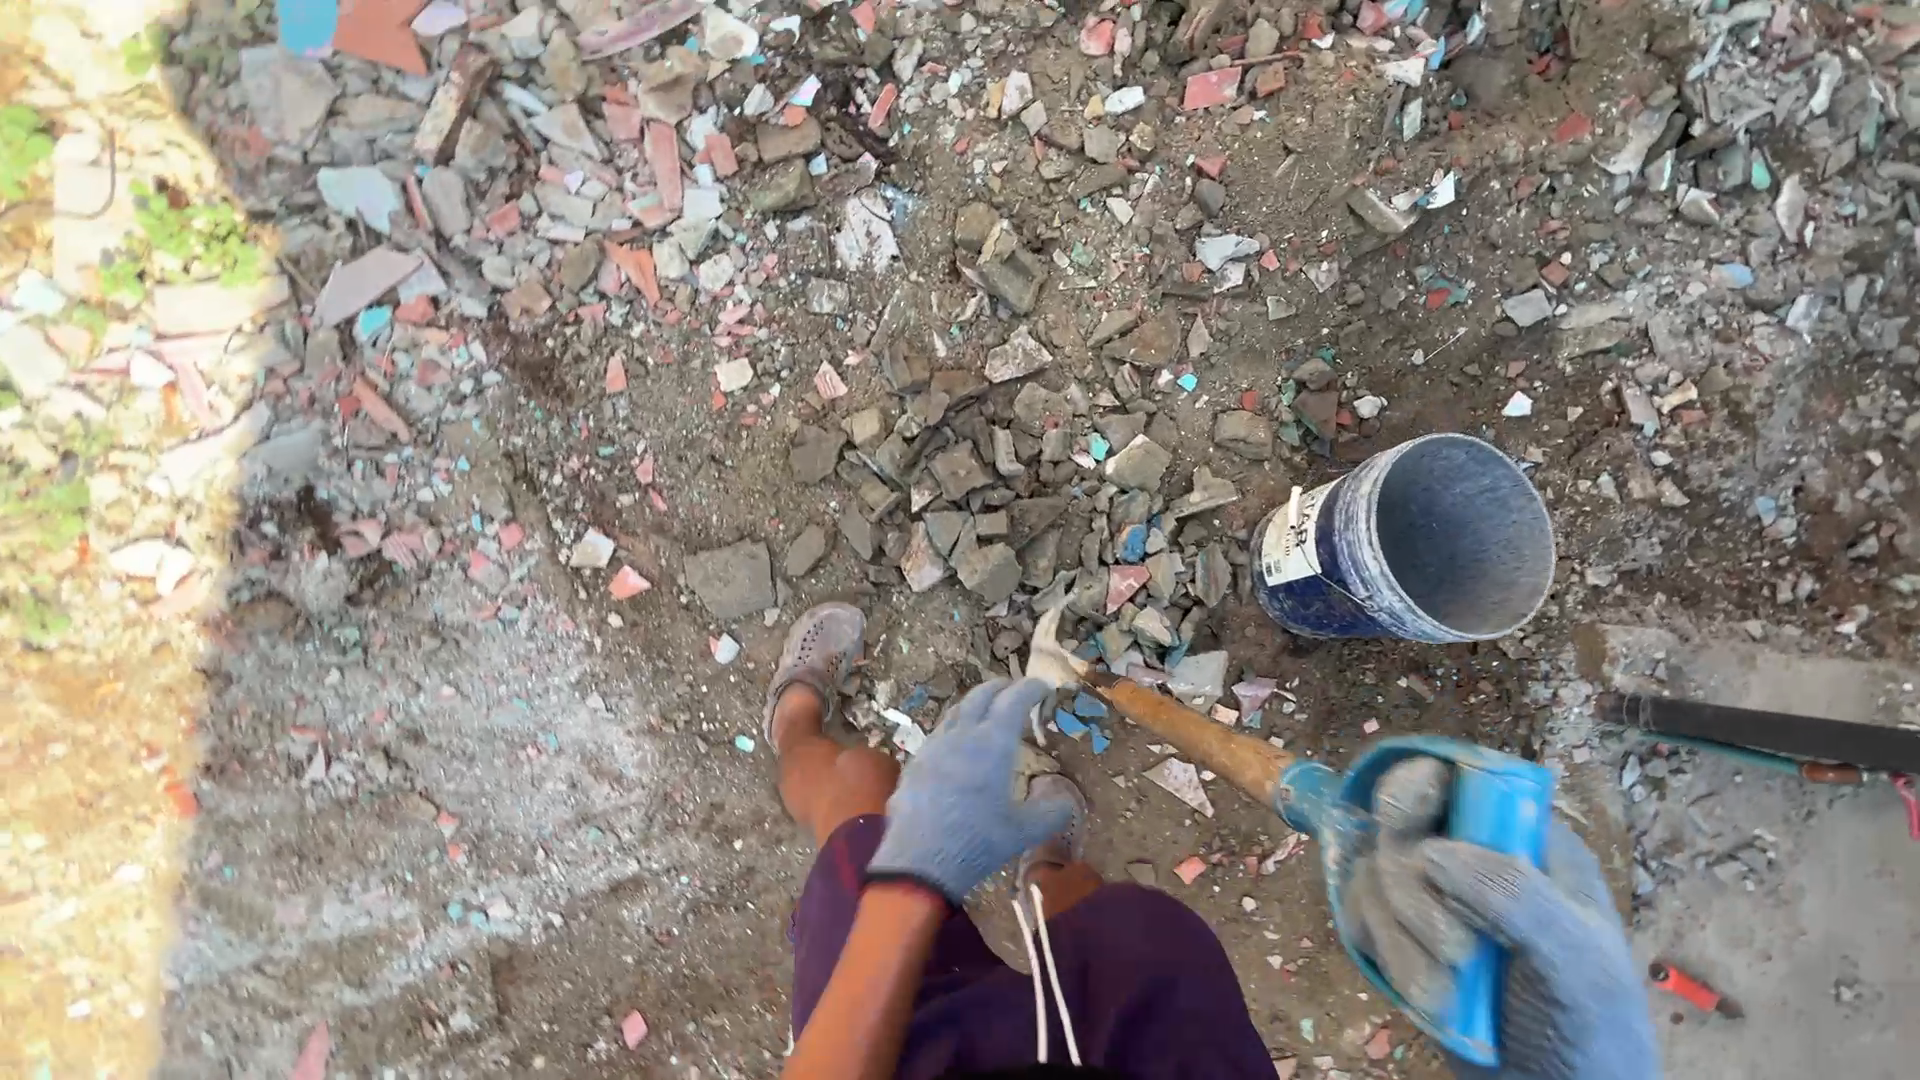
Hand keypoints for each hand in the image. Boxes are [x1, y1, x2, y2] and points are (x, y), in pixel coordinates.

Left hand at [865, 679, 1075, 904]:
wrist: (920, 860)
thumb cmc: (979, 841)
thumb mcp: (1025, 831)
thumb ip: (1052, 812)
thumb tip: (1066, 799)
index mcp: (994, 742)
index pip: (1014, 700)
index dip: (1031, 688)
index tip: (1043, 687)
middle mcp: (962, 735)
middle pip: (982, 696)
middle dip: (1001, 687)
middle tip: (1015, 689)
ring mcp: (934, 746)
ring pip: (956, 710)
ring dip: (975, 703)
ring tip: (986, 709)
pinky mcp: (915, 762)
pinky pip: (939, 731)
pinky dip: (955, 725)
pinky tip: (957, 742)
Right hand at [1347, 759, 1658, 1079]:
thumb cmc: (1588, 1032)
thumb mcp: (1580, 966)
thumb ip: (1517, 896)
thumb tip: (1430, 850)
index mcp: (1522, 840)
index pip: (1455, 777)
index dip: (1416, 786)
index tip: (1399, 820)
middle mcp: (1468, 853)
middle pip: (1397, 823)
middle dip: (1414, 889)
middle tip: (1457, 948)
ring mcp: (1426, 891)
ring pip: (1374, 872)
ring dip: (1408, 938)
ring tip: (1456, 990)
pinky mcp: (1394, 930)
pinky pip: (1361, 916)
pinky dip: (1394, 960)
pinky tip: (1432, 999)